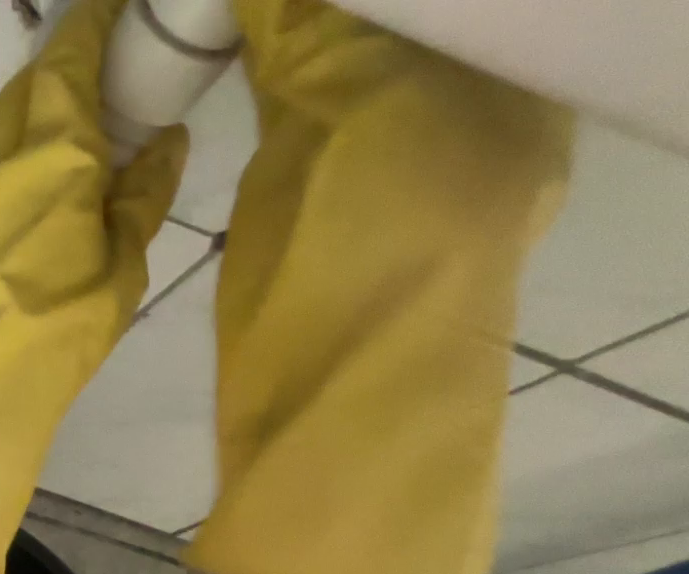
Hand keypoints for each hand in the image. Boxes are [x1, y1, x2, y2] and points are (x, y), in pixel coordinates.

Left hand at [0, 0, 187, 573]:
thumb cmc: (72, 319)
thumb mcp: (127, 254)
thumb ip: (145, 188)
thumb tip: (164, 140)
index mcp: (54, 151)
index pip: (67, 59)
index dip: (90, 23)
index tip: (109, 10)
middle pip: (26, 84)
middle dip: (59, 67)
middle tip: (90, 77)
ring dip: (19, 107)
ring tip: (47, 126)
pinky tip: (4, 168)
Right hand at [187, 0, 574, 573]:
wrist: (324, 386)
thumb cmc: (389, 252)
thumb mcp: (381, 122)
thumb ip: (328, 41)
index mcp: (501, 77)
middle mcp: (437, 95)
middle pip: (381, 9)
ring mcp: (354, 137)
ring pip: (321, 38)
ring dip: (278, 13)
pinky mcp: (286, 175)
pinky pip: (274, 86)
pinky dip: (250, 49)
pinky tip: (222, 25)